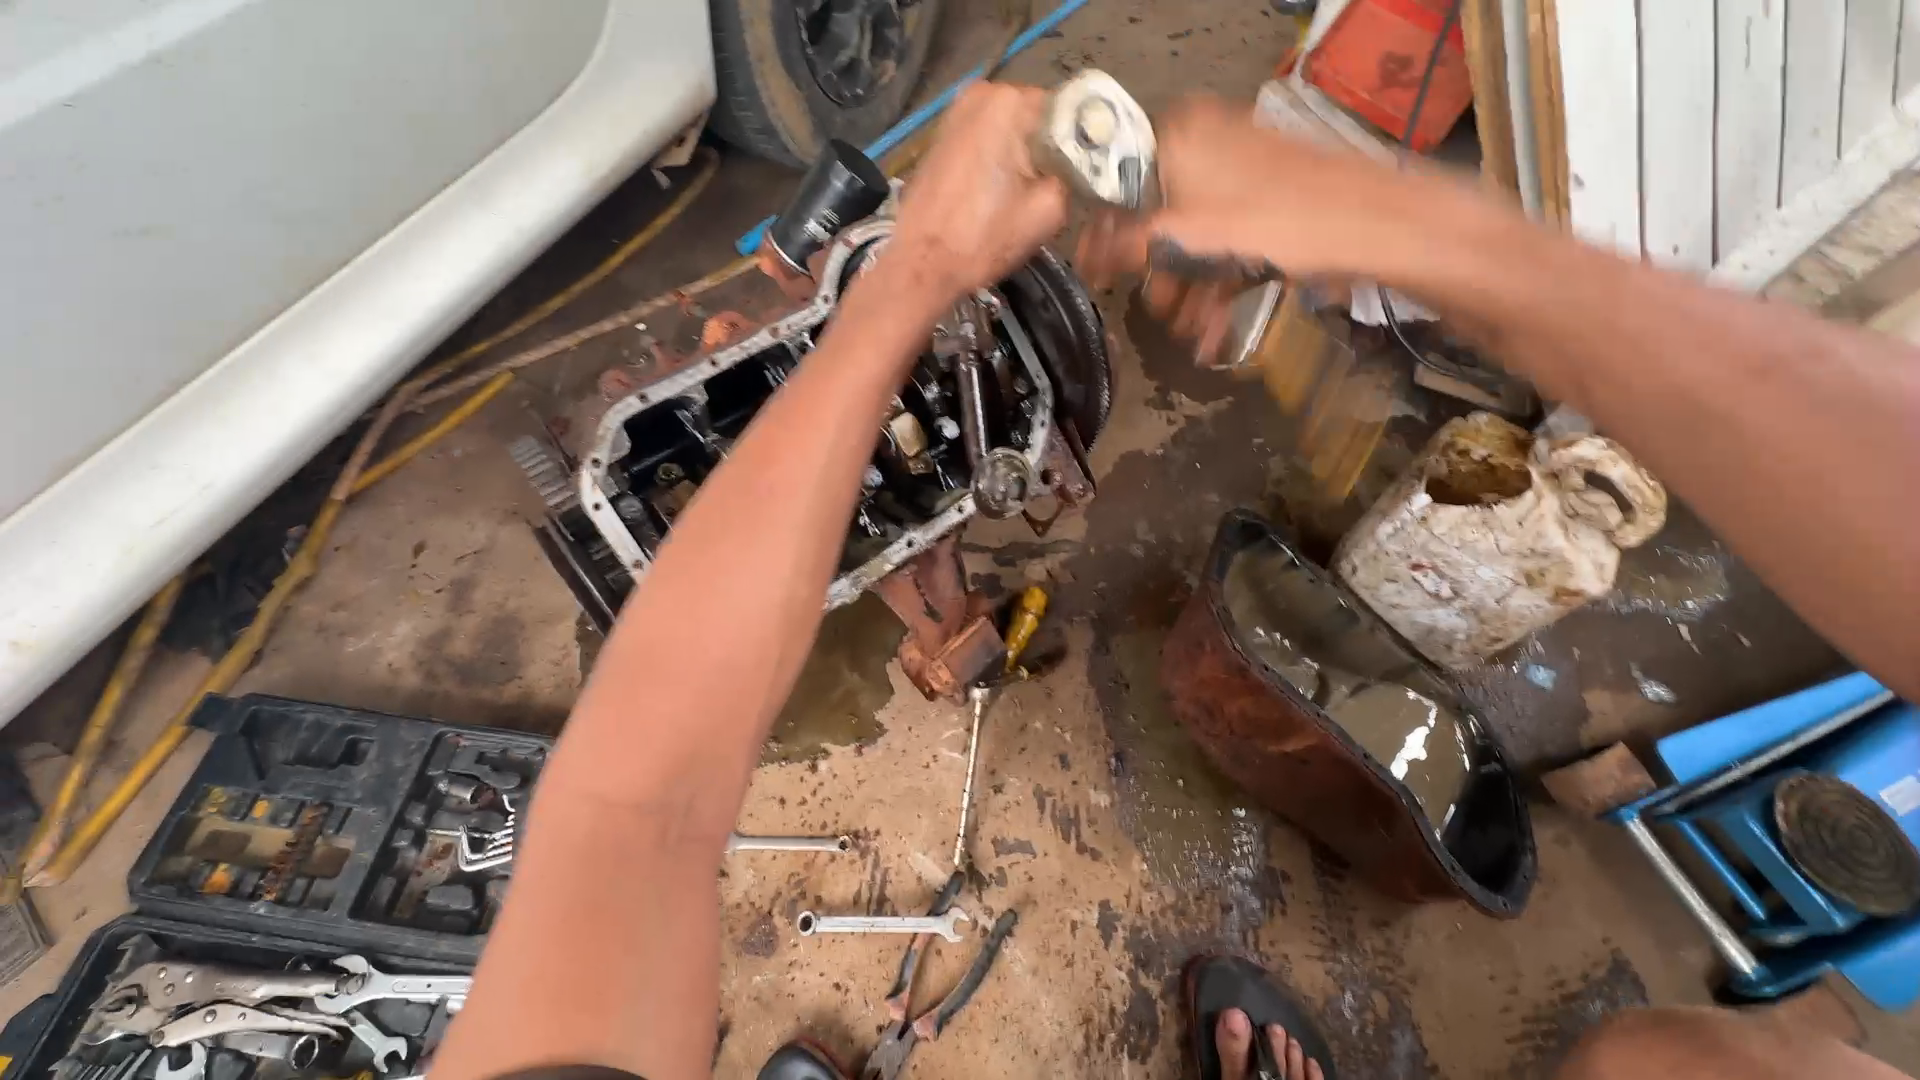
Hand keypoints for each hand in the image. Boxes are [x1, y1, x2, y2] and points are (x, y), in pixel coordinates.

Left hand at [888, 82, 1069, 296]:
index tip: (1076, 177)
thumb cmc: (982, 239)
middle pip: (1034, 120)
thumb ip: (1072, 176)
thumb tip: (1072, 169)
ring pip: (1008, 134)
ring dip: (1019, 161)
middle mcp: (979, 96)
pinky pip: (984, 145)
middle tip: (1045, 192)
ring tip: (1017, 199)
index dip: (1076, 145)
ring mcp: (954, 116)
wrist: (921, 265)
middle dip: (1043, 152)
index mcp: (1008, 102)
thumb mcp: (1048, 211)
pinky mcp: (940, 141)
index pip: (1065, 111)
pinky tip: (994, 197)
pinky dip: (994, 165)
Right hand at [1075, 94, 1453, 361]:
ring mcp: (1241, 182)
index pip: (1119, 183)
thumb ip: (1128, 247)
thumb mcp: (1185, 237)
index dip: (1105, 237)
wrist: (1370, 226)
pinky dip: (1217, 291)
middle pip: (1161, 221)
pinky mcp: (1267, 210)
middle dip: (1158, 279)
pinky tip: (1212, 338)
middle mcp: (1208, 150)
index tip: (1094, 277)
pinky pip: (1227, 250)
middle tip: (1153, 315)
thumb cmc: (1270, 222)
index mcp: (1180, 138)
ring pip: (1197, 243)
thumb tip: (1086, 258)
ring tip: (1189, 339)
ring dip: (1189, 296)